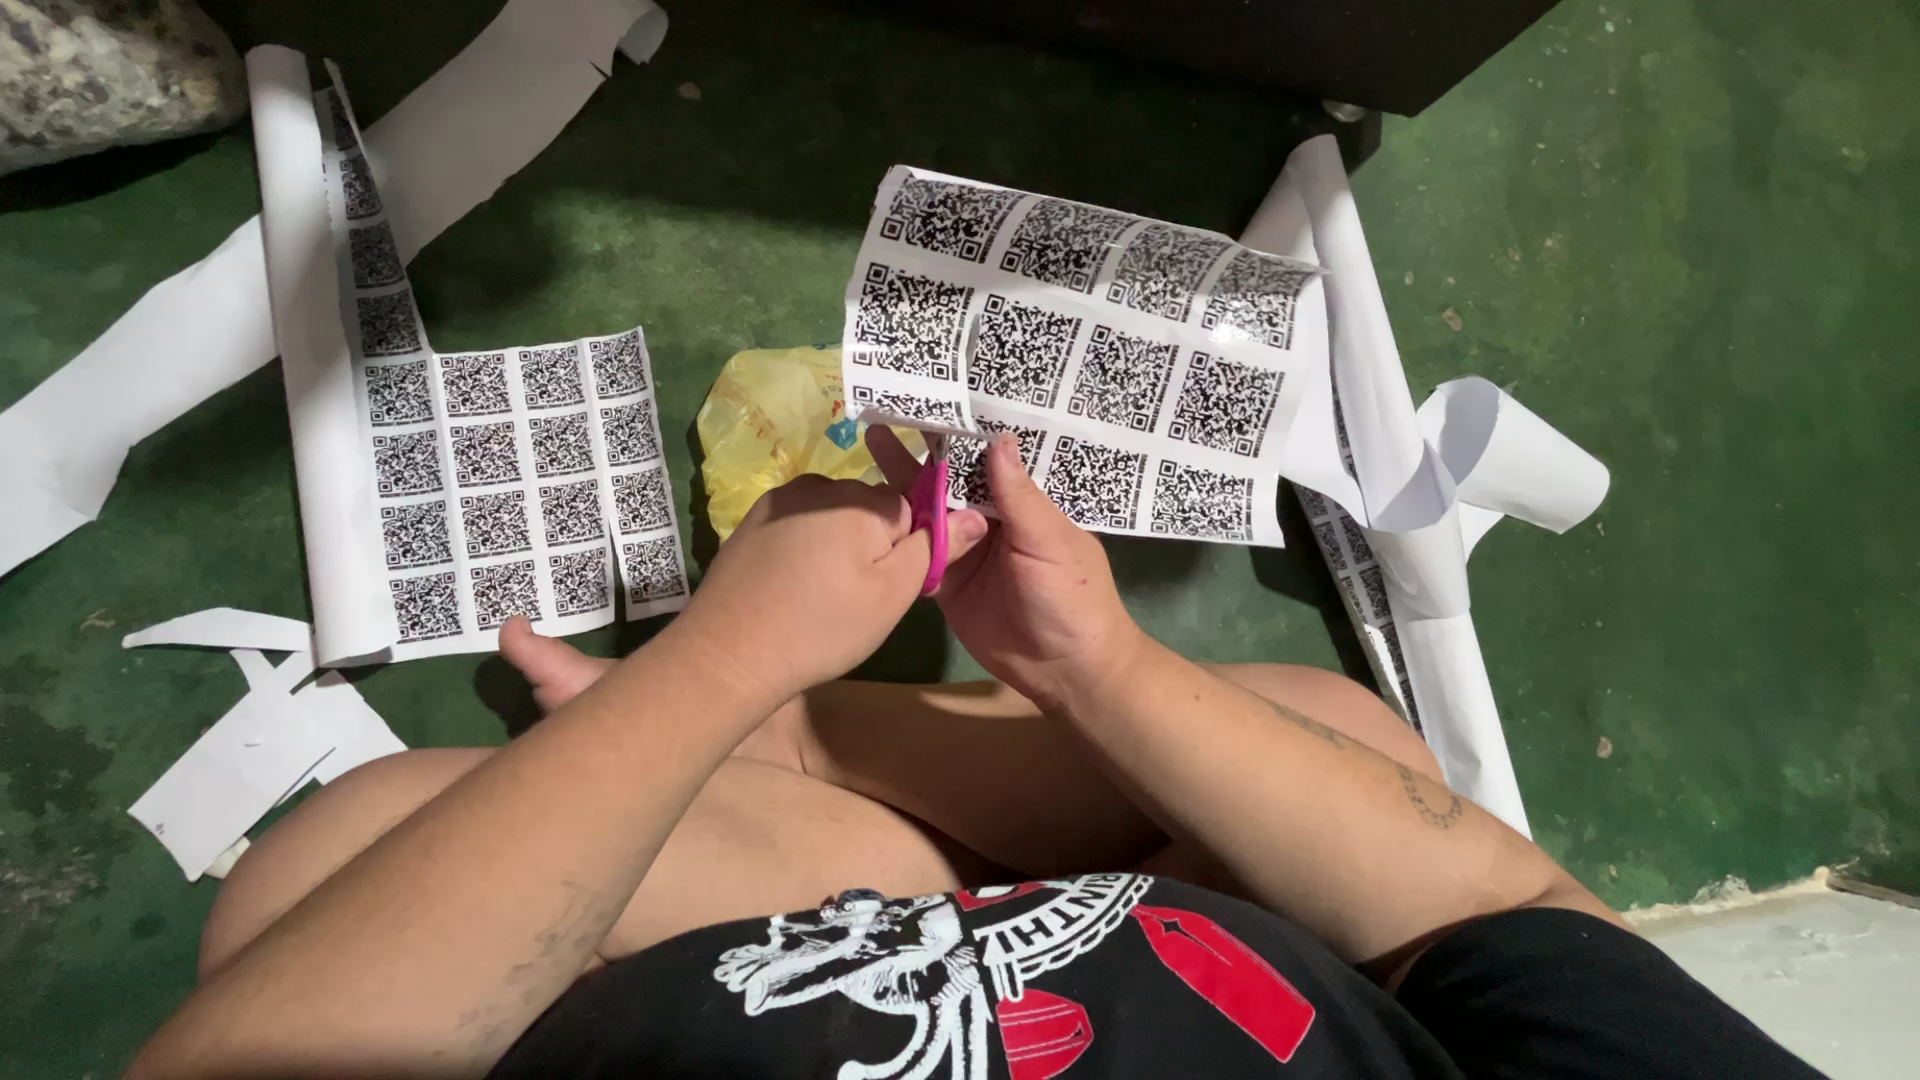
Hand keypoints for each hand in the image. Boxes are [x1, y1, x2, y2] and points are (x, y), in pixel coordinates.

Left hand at [668, 473, 986, 705]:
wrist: (728, 653)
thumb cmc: (822, 627)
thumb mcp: (892, 595)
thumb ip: (933, 548)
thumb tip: (973, 514)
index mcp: (861, 500)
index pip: (908, 508)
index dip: (905, 548)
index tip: (886, 585)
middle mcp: (820, 485)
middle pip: (869, 509)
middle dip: (870, 544)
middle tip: (853, 596)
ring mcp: (779, 500)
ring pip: (832, 516)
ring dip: (835, 545)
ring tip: (818, 594)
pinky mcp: (751, 520)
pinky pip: (799, 524)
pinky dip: (803, 549)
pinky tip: (790, 586)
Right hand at [868, 427, 1143, 711]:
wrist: (1066, 671)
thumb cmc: (1074, 599)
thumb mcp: (1051, 541)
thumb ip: (1020, 496)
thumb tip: (999, 439)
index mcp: (1025, 504)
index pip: (989, 460)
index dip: (963, 434)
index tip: (934, 400)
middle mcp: (992, 521)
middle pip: (953, 481)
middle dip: (923, 451)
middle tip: (887, 415)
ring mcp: (967, 551)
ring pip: (931, 513)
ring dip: (903, 484)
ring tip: (872, 442)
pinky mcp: (947, 584)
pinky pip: (920, 555)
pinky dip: (899, 535)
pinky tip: (868, 507)